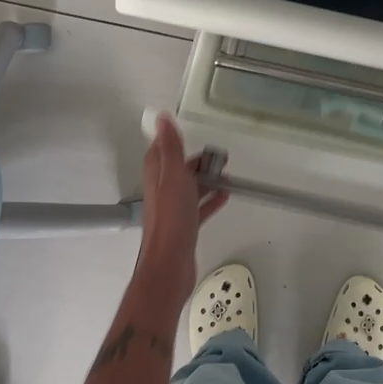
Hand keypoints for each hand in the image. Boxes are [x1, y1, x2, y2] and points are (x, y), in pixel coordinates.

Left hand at [135, 114, 228, 307]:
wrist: (170, 266)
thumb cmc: (172, 218)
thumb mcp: (173, 176)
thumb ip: (170, 147)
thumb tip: (160, 117)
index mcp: (157, 175)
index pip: (161, 149)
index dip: (173, 139)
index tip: (191, 131)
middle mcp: (162, 190)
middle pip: (179, 168)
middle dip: (197, 159)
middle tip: (218, 154)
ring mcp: (173, 210)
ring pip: (190, 186)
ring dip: (206, 178)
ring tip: (225, 171)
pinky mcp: (184, 227)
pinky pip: (199, 206)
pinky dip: (211, 199)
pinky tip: (225, 196)